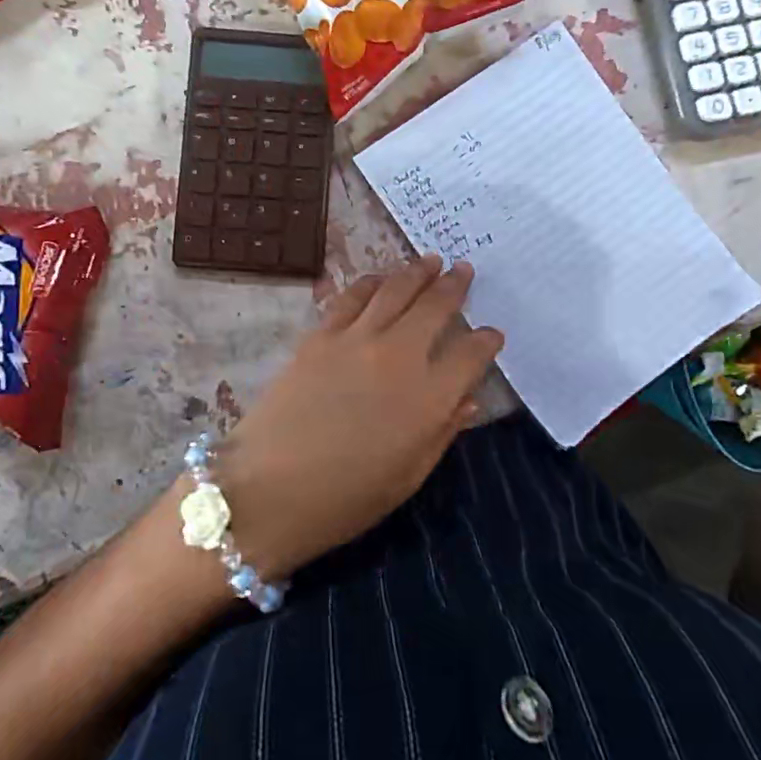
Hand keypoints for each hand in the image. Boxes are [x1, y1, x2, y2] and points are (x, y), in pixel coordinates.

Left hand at [205, 255, 502, 578]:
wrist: (268, 489)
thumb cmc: (344, 499)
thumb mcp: (408, 476)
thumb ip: (443, 432)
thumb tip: (467, 400)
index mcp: (430, 399)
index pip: (470, 355)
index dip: (486, 341)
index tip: (492, 334)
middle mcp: (399, 358)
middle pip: (435, 308)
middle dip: (455, 286)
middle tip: (464, 270)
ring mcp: (356, 341)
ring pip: (395, 291)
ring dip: (416, 272)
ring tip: (430, 260)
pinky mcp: (320, 336)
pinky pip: (352, 298)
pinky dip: (371, 282)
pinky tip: (379, 278)